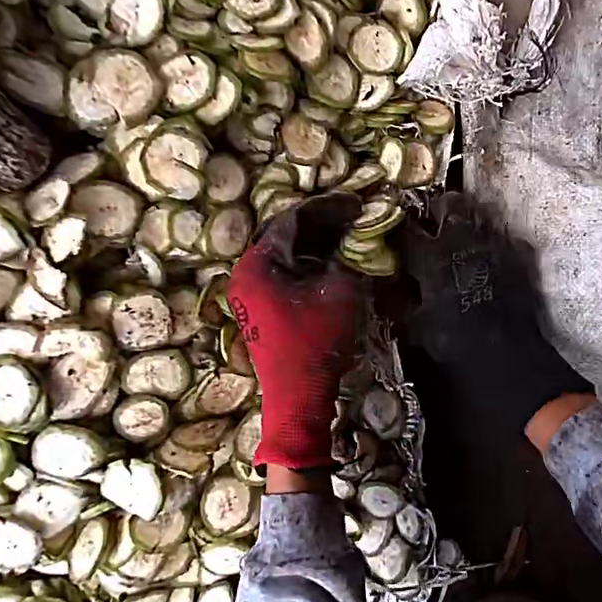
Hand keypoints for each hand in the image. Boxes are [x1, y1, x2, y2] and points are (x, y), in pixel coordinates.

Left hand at [228, 194, 365, 470]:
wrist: (297, 397)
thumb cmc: (316, 342)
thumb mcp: (340, 292)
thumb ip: (347, 257)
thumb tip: (355, 236)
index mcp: (257, 264)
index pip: (293, 220)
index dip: (328, 208)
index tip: (356, 204)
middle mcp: (245, 273)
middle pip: (286, 235)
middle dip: (322, 225)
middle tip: (353, 217)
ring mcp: (248, 293)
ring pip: (285, 255)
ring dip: (316, 245)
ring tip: (347, 236)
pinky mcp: (258, 309)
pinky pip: (282, 274)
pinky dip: (307, 265)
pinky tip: (331, 263)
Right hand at [399, 194, 592, 439]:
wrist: (507, 350)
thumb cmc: (454, 339)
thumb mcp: (417, 326)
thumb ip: (401, 303)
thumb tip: (388, 289)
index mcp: (431, 256)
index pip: (407, 230)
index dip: (399, 226)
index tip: (395, 225)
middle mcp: (461, 241)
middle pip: (448, 205)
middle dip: (438, 208)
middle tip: (433, 219)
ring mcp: (493, 244)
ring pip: (478, 216)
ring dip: (467, 222)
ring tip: (462, 235)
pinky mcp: (518, 255)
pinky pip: (503, 239)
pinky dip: (494, 244)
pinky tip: (490, 257)